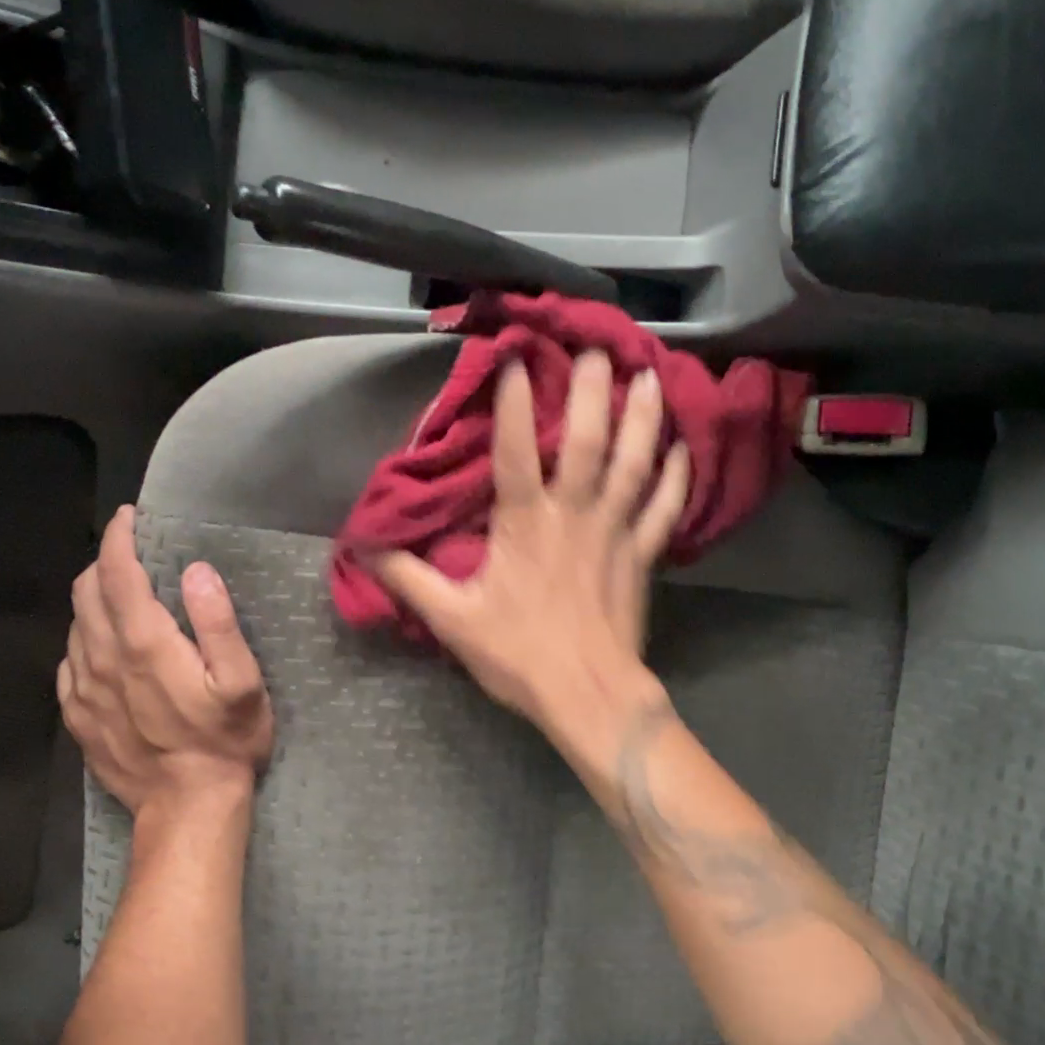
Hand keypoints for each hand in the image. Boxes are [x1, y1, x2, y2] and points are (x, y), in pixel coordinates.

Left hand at [59, 506, 273, 818]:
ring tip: (123, 601)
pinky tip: (107, 650)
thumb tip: (195, 571)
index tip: (130, 518)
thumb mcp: (242, 681)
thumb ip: (217, 621)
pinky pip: (68, 660)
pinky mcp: (76, 715)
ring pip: (74, 623)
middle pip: (86, 590)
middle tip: (133, 559)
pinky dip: (84, 640)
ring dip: (94, 601)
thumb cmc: (224, 742)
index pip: (117, 571)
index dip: (119, 537)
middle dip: (104, 563)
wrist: (186, 811)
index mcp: (143, 642)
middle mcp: (102, 657)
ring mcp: (82, 689)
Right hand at [372, 351, 689, 730]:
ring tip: (648, 375)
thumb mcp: (451, 618)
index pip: (514, 449)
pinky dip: (675, 476)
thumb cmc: (517, 654)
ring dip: (642, 417)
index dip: (513, 400)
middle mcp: (572, 513)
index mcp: (524, 522)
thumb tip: (363, 547)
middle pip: (586, 440)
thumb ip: (407, 578)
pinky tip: (681, 448)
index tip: (515, 358)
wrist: (588, 696)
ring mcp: (614, 531)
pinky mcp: (642, 555)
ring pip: (634, 462)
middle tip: (598, 347)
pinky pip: (664, 507)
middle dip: (592, 390)